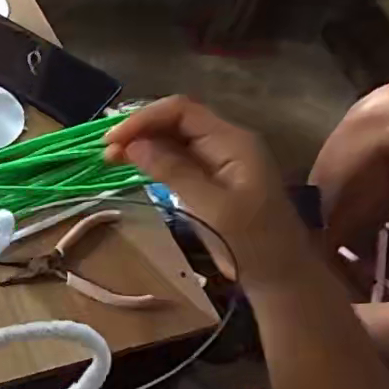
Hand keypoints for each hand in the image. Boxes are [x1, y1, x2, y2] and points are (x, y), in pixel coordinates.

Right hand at [103, 96, 313, 289]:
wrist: (282, 277)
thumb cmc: (253, 243)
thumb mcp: (211, 207)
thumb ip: (173, 171)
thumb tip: (134, 144)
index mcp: (233, 141)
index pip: (182, 111)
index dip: (144, 119)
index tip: (112, 140)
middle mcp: (226, 142)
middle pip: (176, 120)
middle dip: (140, 129)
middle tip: (105, 151)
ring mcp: (220, 160)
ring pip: (175, 139)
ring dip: (143, 144)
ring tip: (111, 158)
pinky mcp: (213, 178)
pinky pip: (179, 158)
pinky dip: (154, 160)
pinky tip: (133, 166)